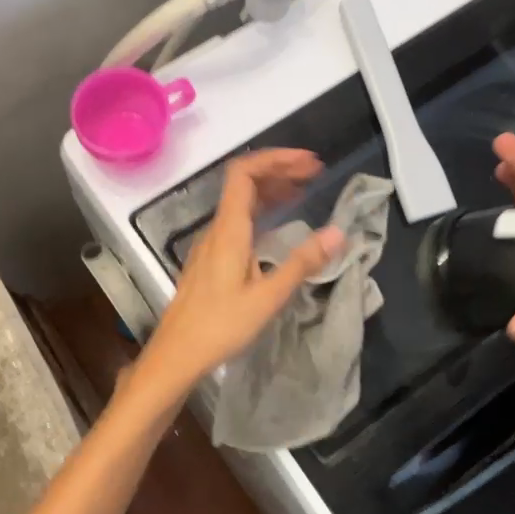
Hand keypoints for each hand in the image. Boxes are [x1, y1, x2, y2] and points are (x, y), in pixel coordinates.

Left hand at [137, 149, 344, 390]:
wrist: (176, 355)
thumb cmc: (220, 327)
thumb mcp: (268, 297)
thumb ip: (302, 262)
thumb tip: (338, 232)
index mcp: (229, 231)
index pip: (245, 173)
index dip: (276, 159)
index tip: (308, 163)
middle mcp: (217, 230)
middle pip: (244, 183)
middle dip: (279, 170)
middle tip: (315, 173)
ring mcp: (211, 245)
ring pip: (240, 203)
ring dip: (271, 191)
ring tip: (303, 192)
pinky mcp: (211, 261)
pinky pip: (238, 222)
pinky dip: (262, 212)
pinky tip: (279, 227)